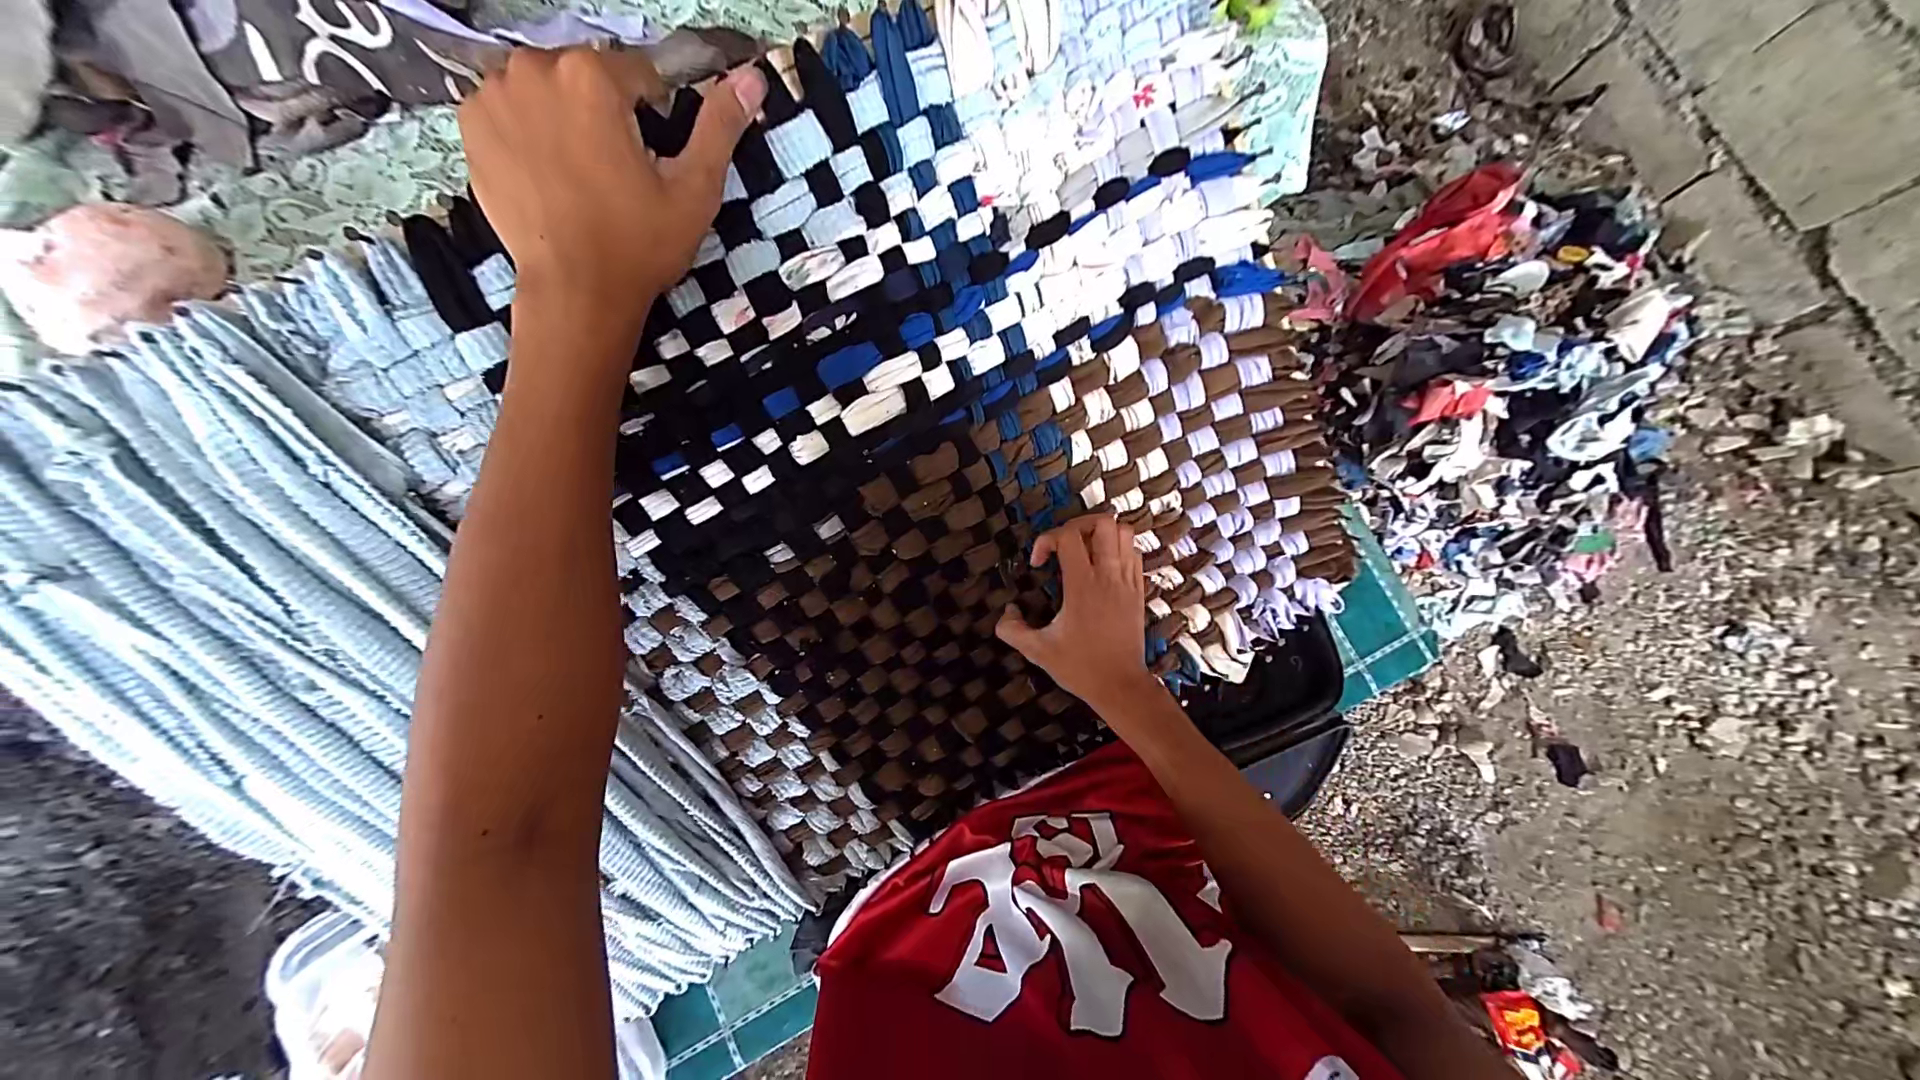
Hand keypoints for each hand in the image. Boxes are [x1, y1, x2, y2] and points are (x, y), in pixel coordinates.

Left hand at [457, 49, 766, 316]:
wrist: (577, 291)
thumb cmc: (640, 244)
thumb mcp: (694, 190)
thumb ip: (719, 127)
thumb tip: (752, 79)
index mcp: (592, 78)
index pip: (638, 74)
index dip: (655, 116)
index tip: (653, 160)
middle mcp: (534, 69)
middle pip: (587, 77)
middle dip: (605, 113)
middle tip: (618, 173)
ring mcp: (495, 96)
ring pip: (547, 91)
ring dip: (567, 119)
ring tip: (583, 176)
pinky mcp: (473, 127)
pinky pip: (512, 111)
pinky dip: (531, 133)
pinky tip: (550, 176)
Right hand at [995, 516, 1159, 713]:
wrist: (1121, 686)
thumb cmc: (1080, 667)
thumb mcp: (1037, 651)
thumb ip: (1011, 630)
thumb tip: (1008, 611)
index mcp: (1082, 586)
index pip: (1067, 536)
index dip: (1046, 540)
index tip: (1037, 563)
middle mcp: (1109, 577)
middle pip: (1102, 523)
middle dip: (1076, 525)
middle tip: (1062, 546)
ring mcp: (1128, 581)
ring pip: (1124, 533)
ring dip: (1100, 534)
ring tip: (1083, 551)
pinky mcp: (1139, 590)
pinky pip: (1134, 552)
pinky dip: (1118, 548)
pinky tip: (1102, 566)